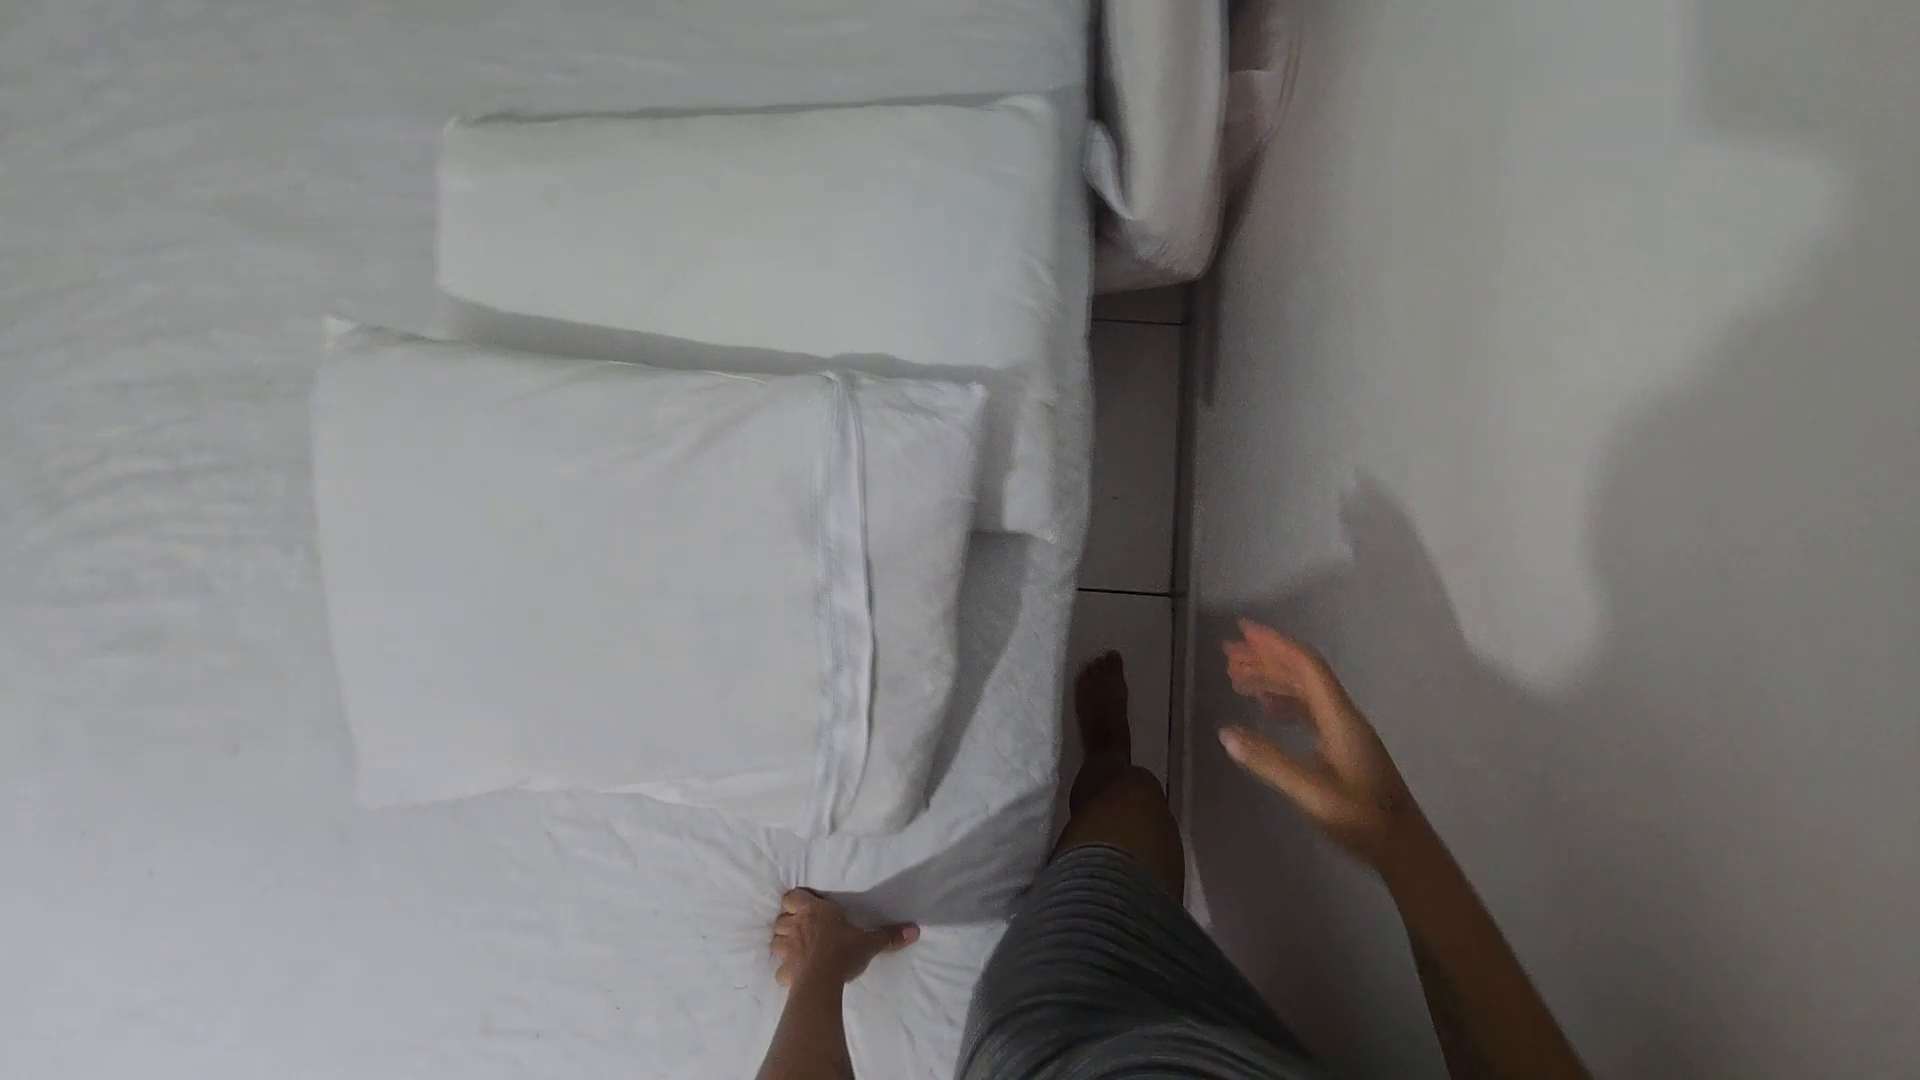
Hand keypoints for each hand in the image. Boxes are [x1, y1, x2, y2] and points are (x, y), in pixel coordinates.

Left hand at [770, 889, 917, 988]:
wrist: (822, 982)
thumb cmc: (843, 953)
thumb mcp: (869, 942)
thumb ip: (889, 935)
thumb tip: (915, 930)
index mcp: (814, 911)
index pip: (793, 897)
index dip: (797, 901)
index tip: (808, 908)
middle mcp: (797, 926)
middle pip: (782, 918)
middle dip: (789, 923)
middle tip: (804, 929)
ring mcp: (787, 949)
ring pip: (776, 940)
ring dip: (784, 943)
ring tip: (797, 949)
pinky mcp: (783, 972)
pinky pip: (780, 968)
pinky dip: (786, 970)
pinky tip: (796, 974)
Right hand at [1220, 619, 1430, 867]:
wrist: (1405, 850)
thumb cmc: (1362, 819)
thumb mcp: (1311, 793)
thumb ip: (1269, 762)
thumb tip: (1225, 732)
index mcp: (1339, 718)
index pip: (1306, 667)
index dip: (1274, 644)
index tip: (1243, 630)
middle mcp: (1342, 716)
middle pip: (1302, 674)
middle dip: (1265, 658)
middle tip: (1227, 653)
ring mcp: (1343, 732)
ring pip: (1303, 691)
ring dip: (1271, 679)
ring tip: (1236, 678)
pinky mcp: (1341, 748)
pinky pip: (1307, 711)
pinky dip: (1282, 702)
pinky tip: (1264, 708)